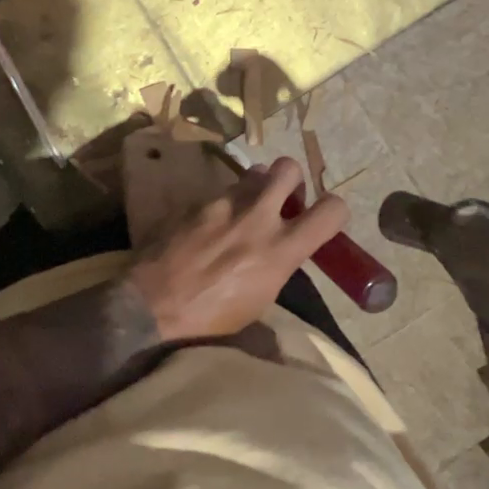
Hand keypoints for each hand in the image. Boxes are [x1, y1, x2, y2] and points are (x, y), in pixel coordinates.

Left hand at [123, 156, 348, 341]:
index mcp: (280, 250)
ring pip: (253, 173)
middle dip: (291, 179)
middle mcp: (256, 218)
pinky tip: (213, 223)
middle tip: (284, 199)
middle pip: (288, 168)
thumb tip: (282, 257)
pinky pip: (221, 190)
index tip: (325, 218)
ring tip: (248, 207)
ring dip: (257, 186)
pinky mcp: (195, 202)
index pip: (330, 211)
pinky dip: (225, 201)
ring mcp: (223, 204)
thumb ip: (278, 268)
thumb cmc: (211, 320)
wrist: (154, 305)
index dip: (334, 210)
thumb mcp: (260, 302)